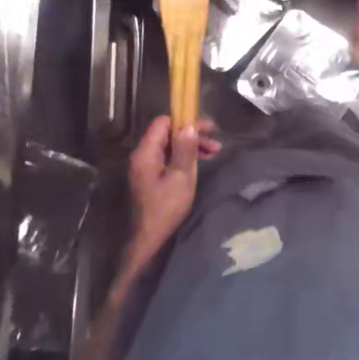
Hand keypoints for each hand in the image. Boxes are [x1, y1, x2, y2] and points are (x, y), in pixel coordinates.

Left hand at [122, 115, 220, 287]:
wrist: (150, 238)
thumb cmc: (167, 208)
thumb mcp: (181, 177)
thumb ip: (185, 150)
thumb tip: (190, 125)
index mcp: (146, 152)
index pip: (163, 123)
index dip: (184, 121)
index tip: (207, 128)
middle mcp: (143, 155)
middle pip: (167, 134)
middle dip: (192, 134)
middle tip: (215, 142)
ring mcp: (146, 166)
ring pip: (170, 146)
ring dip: (191, 146)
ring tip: (214, 152)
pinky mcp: (151, 177)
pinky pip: (168, 158)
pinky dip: (184, 157)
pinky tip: (200, 162)